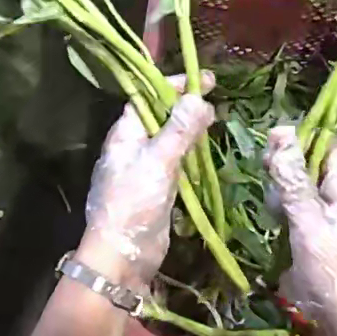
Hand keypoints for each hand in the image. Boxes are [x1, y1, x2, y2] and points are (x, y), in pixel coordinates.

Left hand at [79, 75, 215, 289]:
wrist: (121, 256)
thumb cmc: (133, 203)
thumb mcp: (157, 162)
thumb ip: (178, 130)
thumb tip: (198, 99)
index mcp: (125, 134)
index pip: (148, 98)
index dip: (174, 85)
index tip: (203, 79)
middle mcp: (132, 146)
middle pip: (160, 116)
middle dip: (185, 104)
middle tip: (214, 95)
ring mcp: (144, 168)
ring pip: (169, 138)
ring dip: (189, 128)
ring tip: (214, 118)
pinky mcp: (155, 188)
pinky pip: (174, 161)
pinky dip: (189, 152)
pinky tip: (205, 151)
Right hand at [265, 128, 336, 335]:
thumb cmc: (331, 270)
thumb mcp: (309, 221)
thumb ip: (293, 178)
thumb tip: (281, 131)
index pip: (328, 145)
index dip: (303, 138)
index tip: (273, 143)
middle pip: (309, 162)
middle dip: (286, 165)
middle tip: (270, 177)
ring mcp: (324, 213)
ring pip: (296, 183)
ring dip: (280, 190)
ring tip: (277, 211)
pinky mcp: (310, 229)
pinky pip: (292, 205)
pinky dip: (280, 208)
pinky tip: (276, 220)